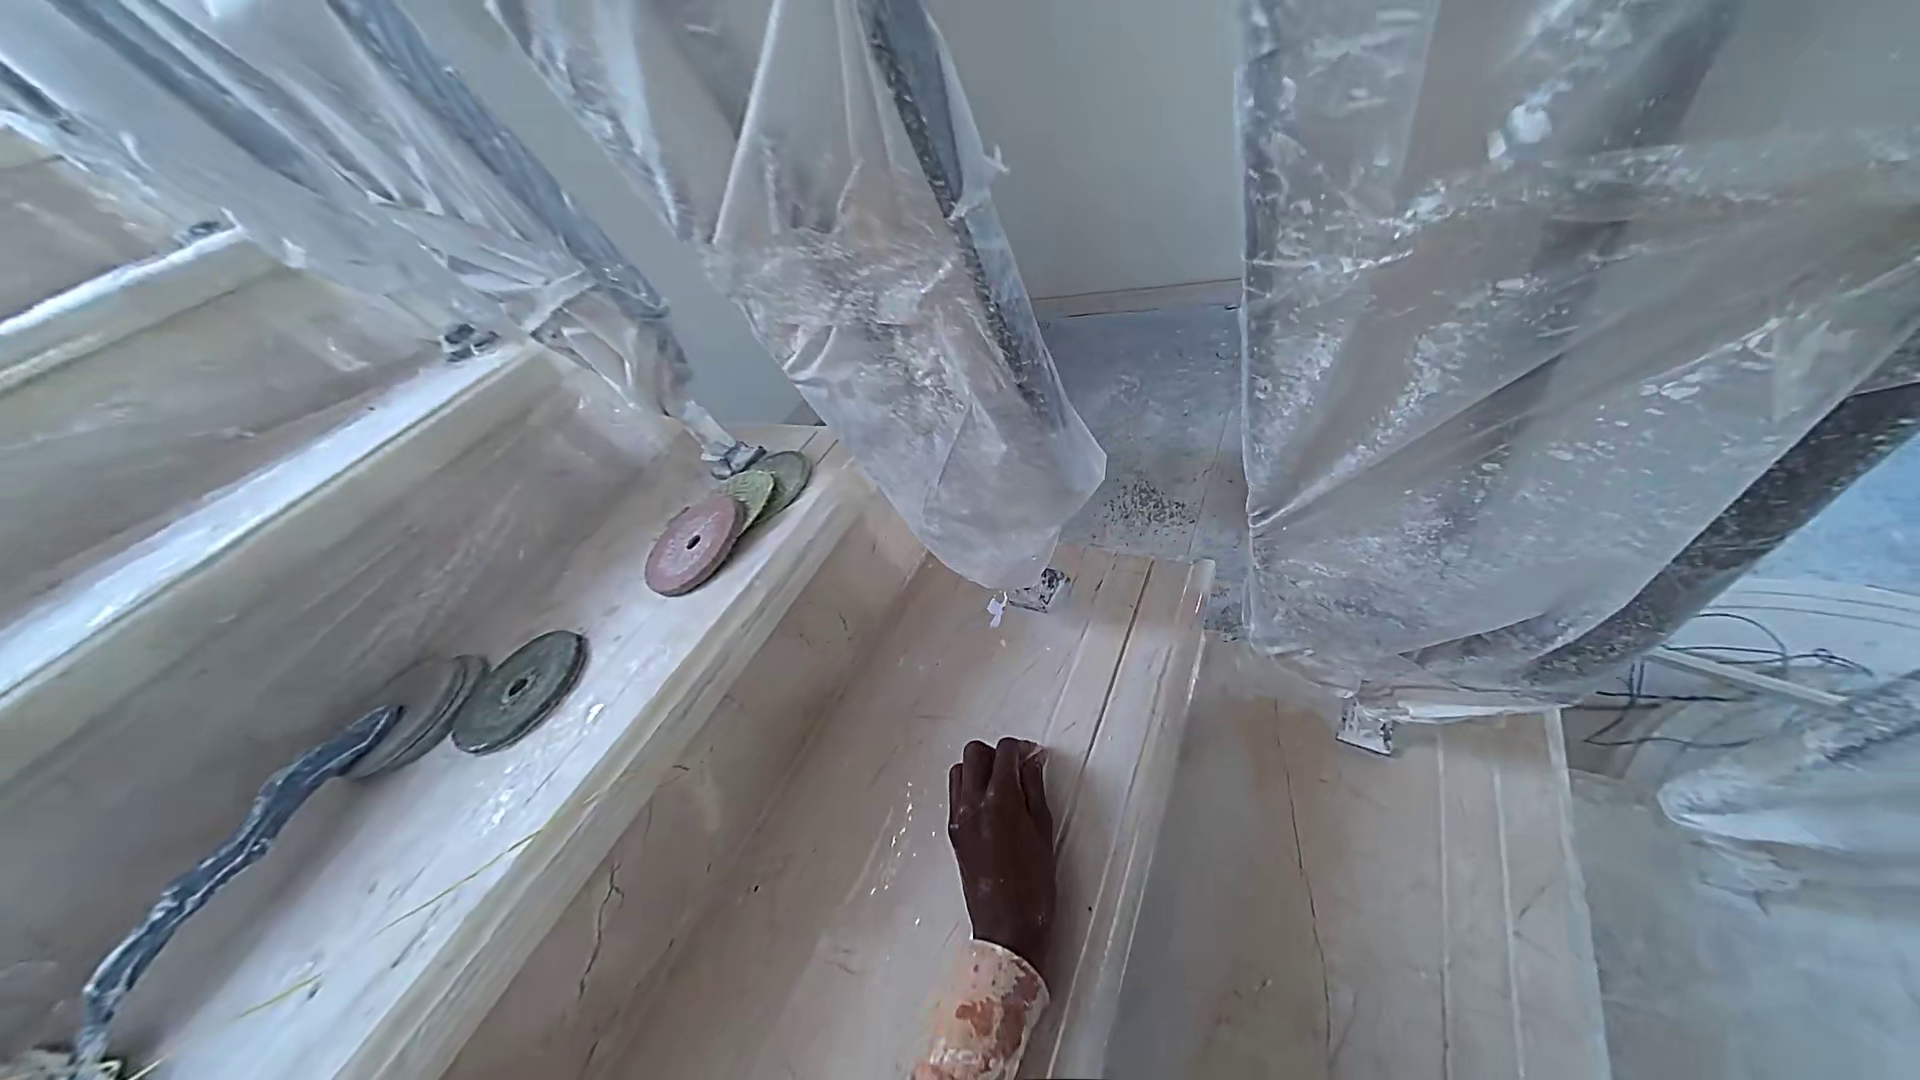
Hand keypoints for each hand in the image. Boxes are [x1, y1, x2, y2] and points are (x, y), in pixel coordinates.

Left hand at [947, 737, 1055, 969]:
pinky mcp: (953, 832)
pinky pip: (956, 794)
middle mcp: (973, 804)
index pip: (1003, 752)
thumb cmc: (1034, 885)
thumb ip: (1034, 788)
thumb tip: (1031, 761)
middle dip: (996, 753)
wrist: (1008, 927)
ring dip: (979, 768)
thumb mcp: (1043, 830)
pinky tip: (990, 802)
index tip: (1031, 754)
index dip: (1019, 747)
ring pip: (960, 770)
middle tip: (1016, 766)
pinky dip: (970, 788)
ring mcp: (959, 818)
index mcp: (1000, 801)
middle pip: (975, 752)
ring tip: (1001, 784)